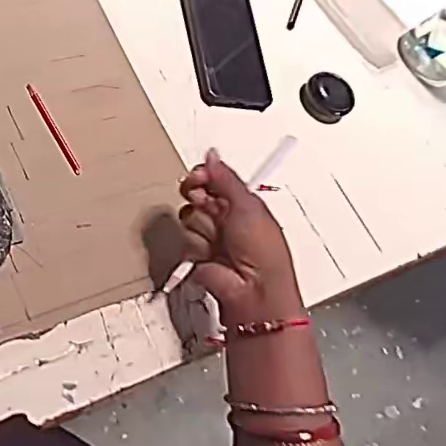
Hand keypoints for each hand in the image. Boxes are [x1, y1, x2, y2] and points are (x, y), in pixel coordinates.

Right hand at [178, 149, 306, 322]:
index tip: (200, 176)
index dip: (204, 176)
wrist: (253, 289)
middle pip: (196, 195)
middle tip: (205, 204)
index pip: (214, 180)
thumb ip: (225, 178)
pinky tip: (208, 253)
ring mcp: (210, 237)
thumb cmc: (263, 253)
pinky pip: (183, 241)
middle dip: (198, 198)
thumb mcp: (247, 205)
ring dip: (201, 226)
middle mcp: (225, 218)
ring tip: (217, 239)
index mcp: (242, 204)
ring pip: (188, 218)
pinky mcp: (196, 255)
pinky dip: (194, 246)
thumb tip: (212, 155)